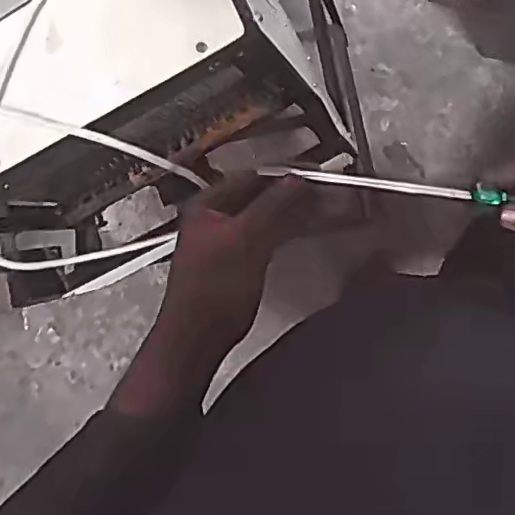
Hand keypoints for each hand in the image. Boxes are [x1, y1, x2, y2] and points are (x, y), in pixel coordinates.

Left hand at [154, 173, 312, 354]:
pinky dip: (281, 231)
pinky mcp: (235, 262)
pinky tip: (299, 232)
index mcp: (205, 206)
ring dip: (287, 213)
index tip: (310, 176)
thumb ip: (271, 208)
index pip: (250, 178)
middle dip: (287, 195)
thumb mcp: (244, 241)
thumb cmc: (208, 292)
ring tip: (316, 210)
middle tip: (318, 193)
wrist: (197, 338)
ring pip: (261, 217)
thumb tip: (295, 182)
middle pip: (256, 197)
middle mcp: (212, 219)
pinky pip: (262, 236)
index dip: (281, 176)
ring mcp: (223, 241)